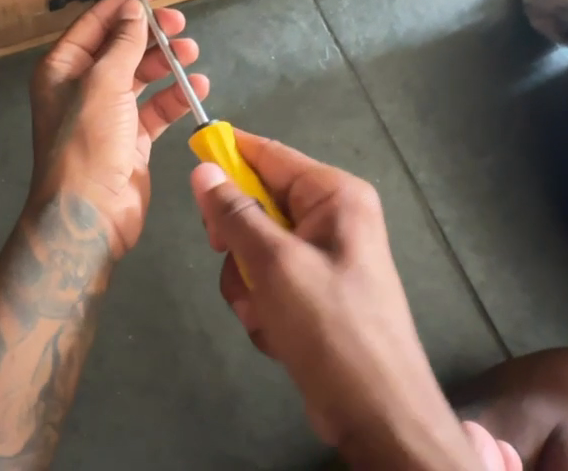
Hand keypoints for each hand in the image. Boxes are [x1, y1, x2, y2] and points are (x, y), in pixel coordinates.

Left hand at [29, 0, 203, 257]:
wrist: (89, 214)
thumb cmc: (87, 141)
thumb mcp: (104, 83)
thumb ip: (123, 44)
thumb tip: (135, 10)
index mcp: (63, 68)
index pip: (95, 24)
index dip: (124, 2)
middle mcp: (83, 86)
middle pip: (121, 47)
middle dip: (151, 33)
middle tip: (180, 24)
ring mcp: (108, 114)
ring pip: (142, 76)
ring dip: (167, 62)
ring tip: (192, 52)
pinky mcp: (132, 140)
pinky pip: (157, 109)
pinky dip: (176, 97)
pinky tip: (198, 88)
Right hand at [191, 131, 511, 470]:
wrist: (376, 416)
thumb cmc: (330, 326)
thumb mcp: (274, 263)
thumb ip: (235, 214)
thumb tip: (203, 169)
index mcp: (334, 196)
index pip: (270, 155)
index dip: (229, 152)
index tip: (191, 154)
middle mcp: (331, 218)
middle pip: (257, 203)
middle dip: (238, 239)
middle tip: (223, 253)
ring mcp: (323, 257)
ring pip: (255, 246)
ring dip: (247, 281)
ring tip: (260, 311)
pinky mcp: (315, 292)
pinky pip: (268, 279)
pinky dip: (262, 304)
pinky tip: (274, 331)